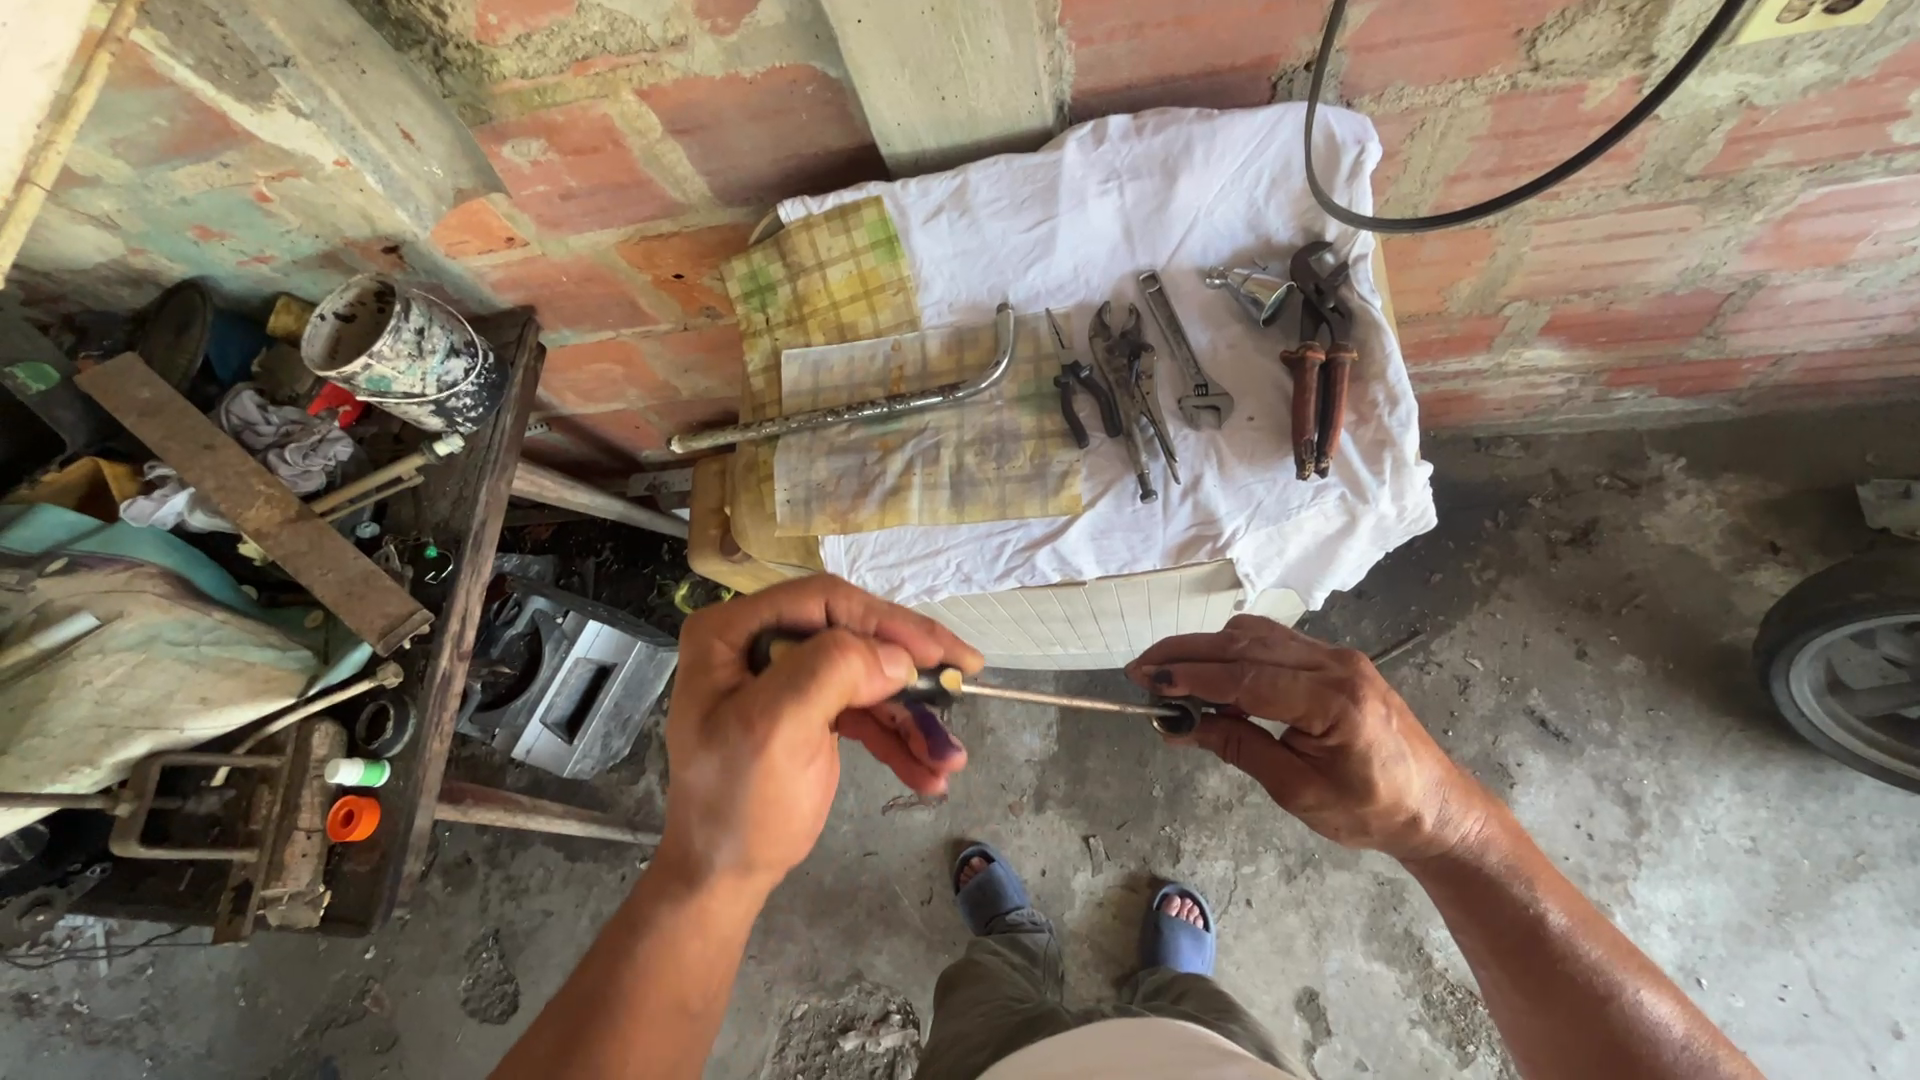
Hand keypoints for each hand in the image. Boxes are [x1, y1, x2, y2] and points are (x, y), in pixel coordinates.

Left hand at [657, 577, 981, 891]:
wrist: (721, 875)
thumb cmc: (733, 804)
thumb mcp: (773, 731)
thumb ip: (831, 674)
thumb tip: (897, 656)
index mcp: (735, 632)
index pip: (824, 602)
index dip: (885, 622)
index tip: (937, 652)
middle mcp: (763, 644)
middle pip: (855, 636)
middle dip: (910, 668)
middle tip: (965, 678)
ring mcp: (793, 680)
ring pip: (871, 677)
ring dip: (914, 716)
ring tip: (950, 757)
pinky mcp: (816, 712)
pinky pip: (869, 712)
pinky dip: (902, 739)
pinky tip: (929, 771)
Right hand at [1126, 615, 1493, 860]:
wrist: (1437, 807)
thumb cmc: (1372, 811)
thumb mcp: (1298, 791)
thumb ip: (1239, 747)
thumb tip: (1180, 725)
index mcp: (1334, 701)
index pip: (1245, 677)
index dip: (1191, 676)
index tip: (1147, 679)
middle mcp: (1335, 664)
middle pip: (1245, 644)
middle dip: (1186, 653)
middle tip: (1140, 668)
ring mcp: (1336, 656)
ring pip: (1255, 635)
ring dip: (1206, 648)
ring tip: (1167, 673)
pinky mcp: (1333, 659)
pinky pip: (1272, 642)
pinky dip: (1232, 652)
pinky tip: (1210, 673)